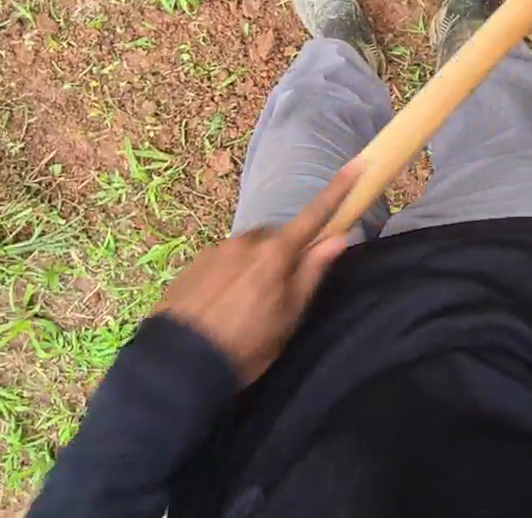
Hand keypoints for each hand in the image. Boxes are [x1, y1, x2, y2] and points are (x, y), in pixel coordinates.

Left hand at [153, 165, 357, 383]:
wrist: (174, 368)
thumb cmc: (243, 347)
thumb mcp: (287, 318)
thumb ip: (312, 273)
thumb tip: (340, 237)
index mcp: (275, 254)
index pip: (315, 215)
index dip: (338, 190)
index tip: (357, 164)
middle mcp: (247, 241)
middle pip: (278, 238)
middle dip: (283, 254)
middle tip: (278, 294)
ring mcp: (217, 249)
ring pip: (249, 249)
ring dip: (254, 266)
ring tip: (244, 307)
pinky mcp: (194, 262)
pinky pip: (223, 261)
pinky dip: (230, 276)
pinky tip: (221, 306)